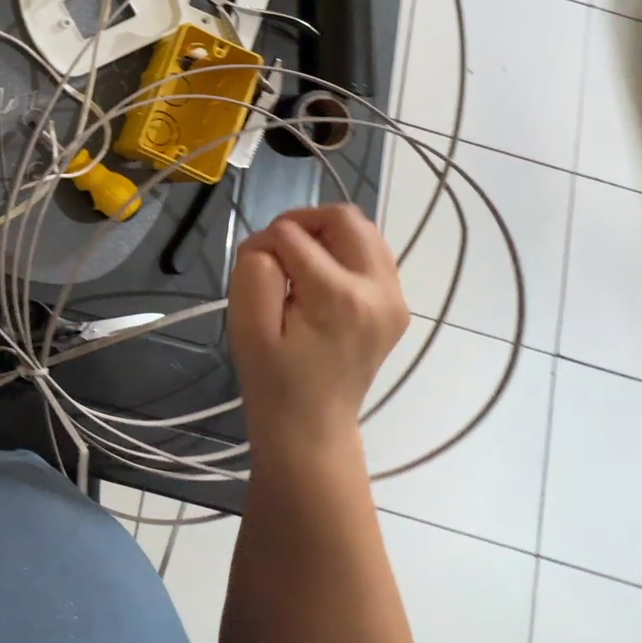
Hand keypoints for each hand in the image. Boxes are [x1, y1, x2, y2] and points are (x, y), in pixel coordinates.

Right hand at [229, 205, 409, 458]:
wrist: (310, 424)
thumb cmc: (272, 376)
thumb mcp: (246, 323)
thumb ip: (254, 270)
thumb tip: (269, 246)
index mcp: (339, 296)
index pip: (291, 234)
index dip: (261, 243)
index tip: (251, 273)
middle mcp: (379, 290)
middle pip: (345, 218)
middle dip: (302, 221)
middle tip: (275, 250)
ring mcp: (395, 299)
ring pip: (364, 231)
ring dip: (325, 234)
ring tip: (297, 262)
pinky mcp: (395, 307)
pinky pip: (372, 255)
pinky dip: (342, 252)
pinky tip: (319, 278)